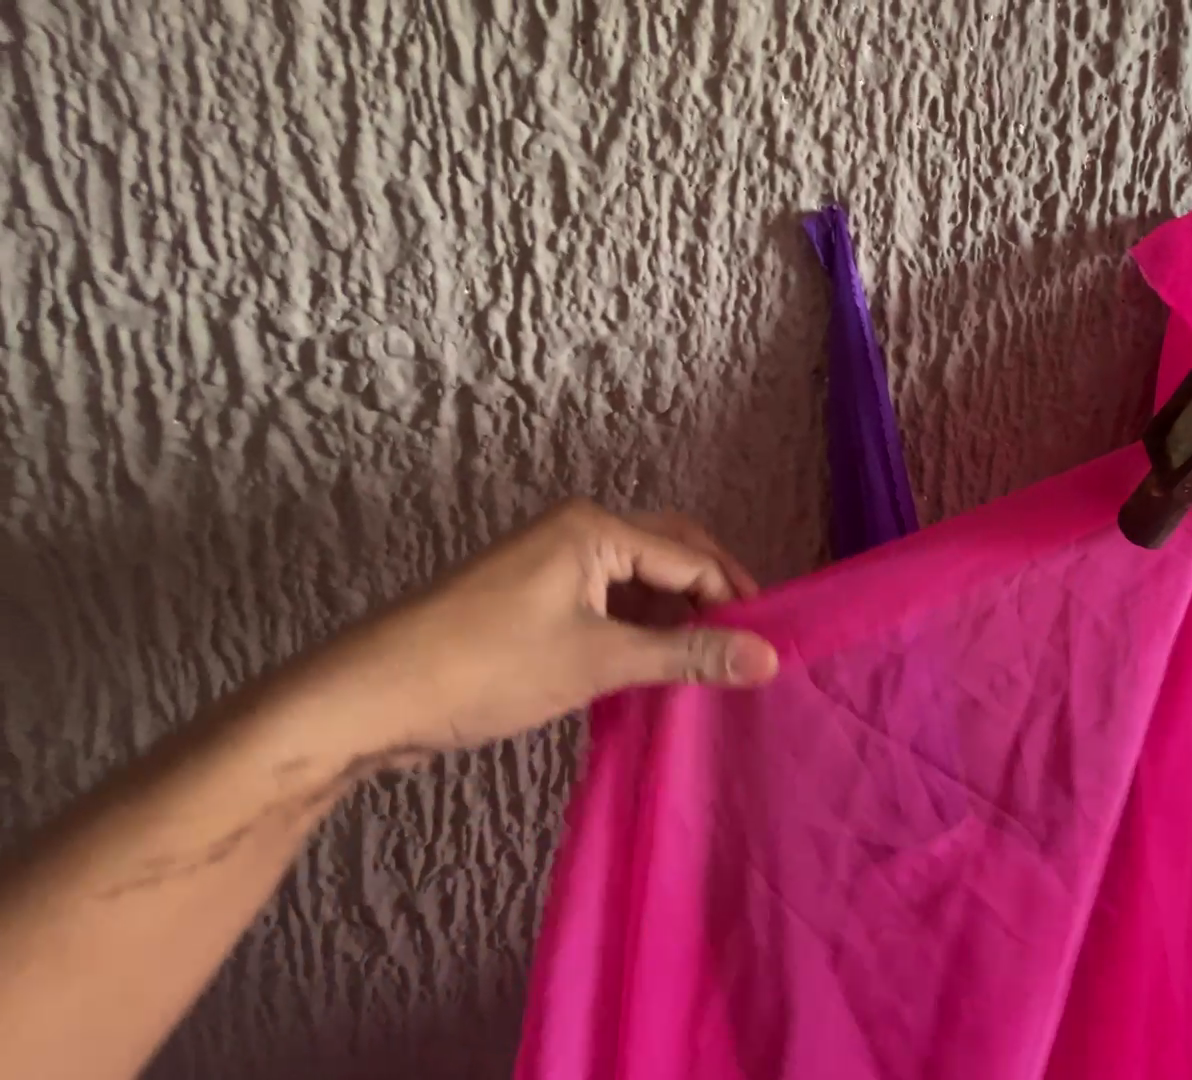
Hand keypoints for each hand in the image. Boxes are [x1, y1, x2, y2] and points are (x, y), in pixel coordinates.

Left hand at [261, 498, 780, 761]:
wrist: (363, 699)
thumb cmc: (488, 667)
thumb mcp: (600, 661)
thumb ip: (690, 656)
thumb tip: (770, 658)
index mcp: (594, 528)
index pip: (690, 558)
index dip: (733, 598)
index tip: (768, 641)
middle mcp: (577, 530)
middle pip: (669, 552)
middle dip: (711, 592)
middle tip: (746, 637)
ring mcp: (551, 561)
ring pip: (639, 578)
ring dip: (676, 612)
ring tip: (708, 655)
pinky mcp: (535, 594)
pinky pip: (609, 597)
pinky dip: (640, 625)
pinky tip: (656, 659)